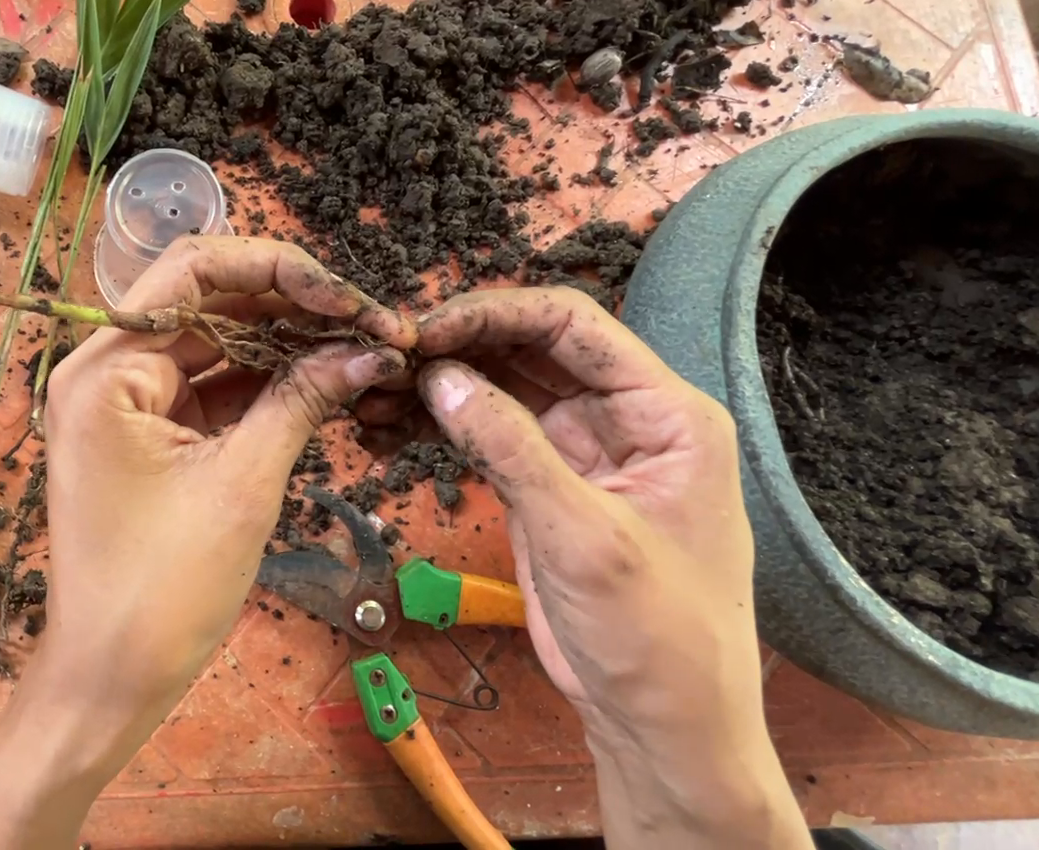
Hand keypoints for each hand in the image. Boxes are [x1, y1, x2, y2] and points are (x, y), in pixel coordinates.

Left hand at [0, 237, 412, 849]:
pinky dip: (265, 380)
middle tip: (369, 322)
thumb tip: (369, 350)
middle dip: (290, 305)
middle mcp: (107, 367)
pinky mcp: (150, 429)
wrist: (112, 677)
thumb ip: (302, 399)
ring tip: (359, 346)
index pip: (192, 271)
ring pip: (215, 340)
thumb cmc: (164, 589)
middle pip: (207, 301)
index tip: (346, 295)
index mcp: (106, 367)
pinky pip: (213, 384)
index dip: (276, 267)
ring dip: (284, 341)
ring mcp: (127, 398)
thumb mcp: (242, 484)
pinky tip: (323, 378)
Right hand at [414, 287, 808, 849]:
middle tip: (388, 357)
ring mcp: (577, 445)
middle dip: (457, 346)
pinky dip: (439, 424)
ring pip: (500, 386)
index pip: (573, 326)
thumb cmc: (655, 636)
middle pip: (529, 348)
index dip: (494, 315)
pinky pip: (484, 430)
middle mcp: (622, 415)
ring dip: (439, 384)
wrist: (659, 723)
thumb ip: (511, 447)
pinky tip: (390, 425)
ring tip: (375, 391)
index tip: (425, 331)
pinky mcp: (541, 478)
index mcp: (663, 413)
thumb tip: (439, 378)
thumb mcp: (583, 537)